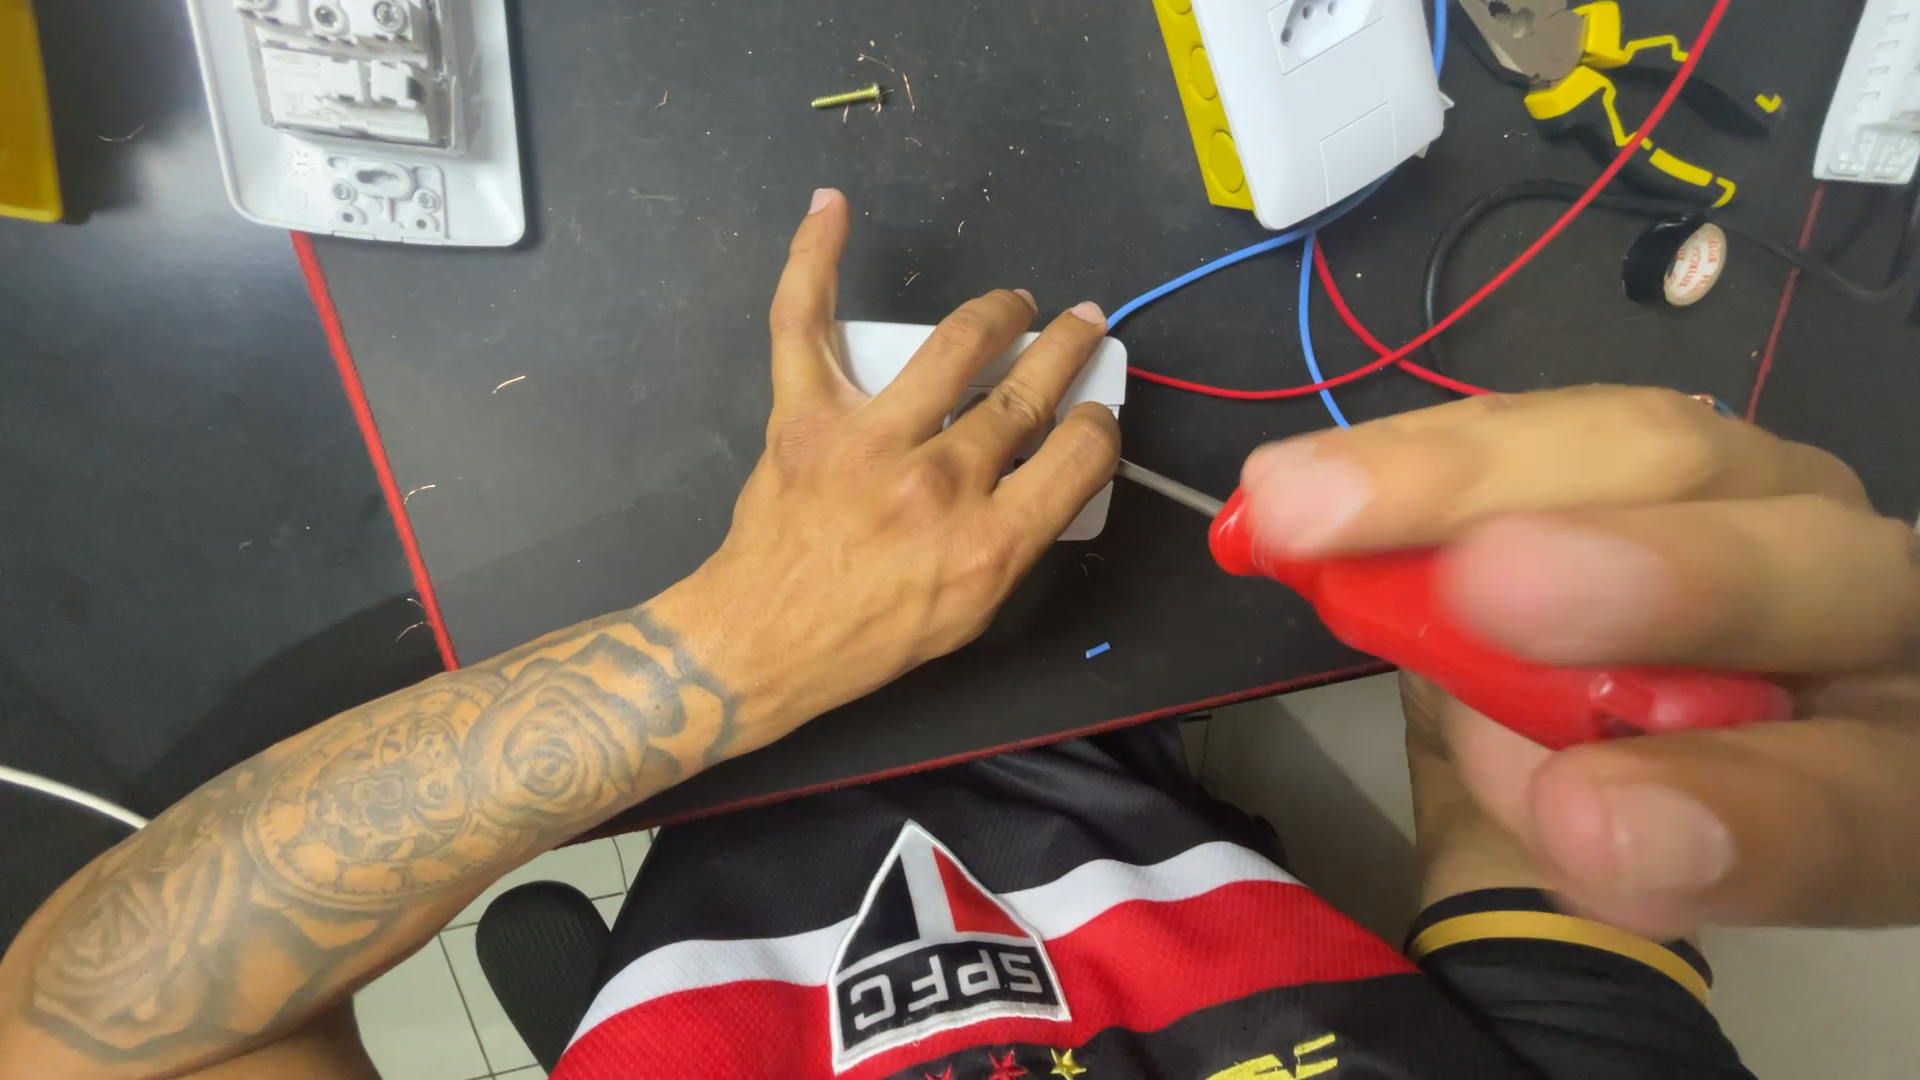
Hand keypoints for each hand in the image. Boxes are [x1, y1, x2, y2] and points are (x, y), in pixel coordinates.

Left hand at [687, 188, 1119, 739]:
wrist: (767, 640)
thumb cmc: (875, 637)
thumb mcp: (972, 611)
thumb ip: (1020, 539)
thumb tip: (1048, 469)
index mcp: (992, 540)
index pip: (1081, 450)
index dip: (1099, 423)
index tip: (1091, 415)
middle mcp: (940, 482)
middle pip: (1028, 391)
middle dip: (1068, 347)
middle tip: (1082, 324)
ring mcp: (869, 441)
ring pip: (956, 345)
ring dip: (1000, 312)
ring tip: (1015, 304)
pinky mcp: (805, 417)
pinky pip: (805, 323)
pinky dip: (813, 260)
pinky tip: (832, 208)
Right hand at [1238, 387, 1919, 937]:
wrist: (1583, 673)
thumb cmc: (1614, 784)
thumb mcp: (1613, 845)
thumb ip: (1621, 839)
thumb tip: (1585, 818)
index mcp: (1892, 742)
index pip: (1865, 793)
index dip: (1737, 800)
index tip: (1589, 820)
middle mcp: (1847, 586)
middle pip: (1784, 557)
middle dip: (1633, 576)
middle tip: (1477, 590)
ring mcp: (1724, 484)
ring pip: (1632, 446)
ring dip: (1444, 476)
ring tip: (1294, 500)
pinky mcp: (1595, 439)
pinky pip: (1508, 426)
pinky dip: (1391, 455)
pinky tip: (1292, 475)